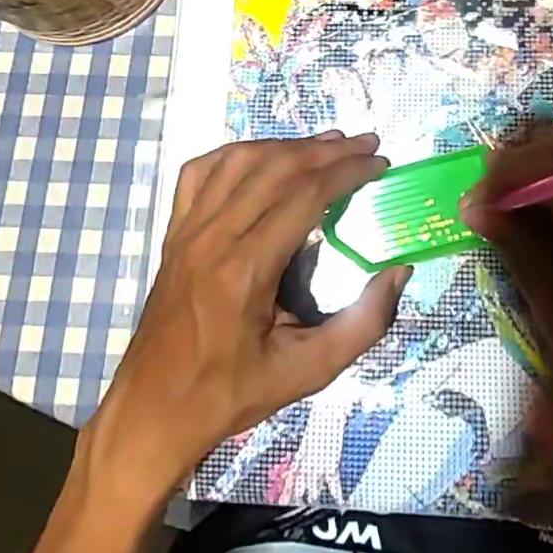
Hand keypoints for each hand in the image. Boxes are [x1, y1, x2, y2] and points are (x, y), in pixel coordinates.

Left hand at [90, 132, 411, 494]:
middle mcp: (212, 237)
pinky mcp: (173, 231)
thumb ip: (364, 323)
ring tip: (327, 143)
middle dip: (327, 150)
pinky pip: (202, 172)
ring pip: (240, 161)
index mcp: (245, 270)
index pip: (304, 195)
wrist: (153, 409)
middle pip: (275, 168)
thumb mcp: (309, 372)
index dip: (346, 171)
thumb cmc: (231, 392)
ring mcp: (187, 230)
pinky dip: (238, 153)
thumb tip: (399, 271)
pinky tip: (264, 155)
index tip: (379, 162)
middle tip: (365, 142)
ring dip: (287, 144)